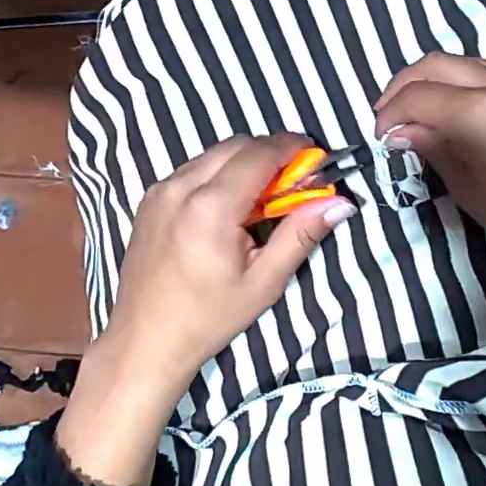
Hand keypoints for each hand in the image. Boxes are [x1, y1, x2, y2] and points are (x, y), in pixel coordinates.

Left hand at [56, 134, 353, 485]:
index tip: (316, 157)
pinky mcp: (150, 198)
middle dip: (270, 152)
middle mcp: (181, 186)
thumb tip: (341, 203)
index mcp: (211, 207)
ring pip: (214, 153)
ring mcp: (160, 190)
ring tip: (262, 197)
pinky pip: (193, 168)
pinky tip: (229, 206)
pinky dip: (219, 172)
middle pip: (237, 145)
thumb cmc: (209, 317)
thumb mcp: (264, 282)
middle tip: (294, 181)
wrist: (144, 340)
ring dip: (245, 161)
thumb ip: (301, 234)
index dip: (292, 147)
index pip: (260, 153)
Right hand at [373, 52, 485, 350]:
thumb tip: (400, 132)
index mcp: (482, 112)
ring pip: (461, 62)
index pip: (418, 96)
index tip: (378, 139)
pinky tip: (453, 114)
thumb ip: (436, 151)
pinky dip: (458, 84)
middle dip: (402, 87)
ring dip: (431, 81)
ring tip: (416, 116)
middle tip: (387, 121)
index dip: (389, 114)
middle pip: (435, 64)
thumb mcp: (474, 194)